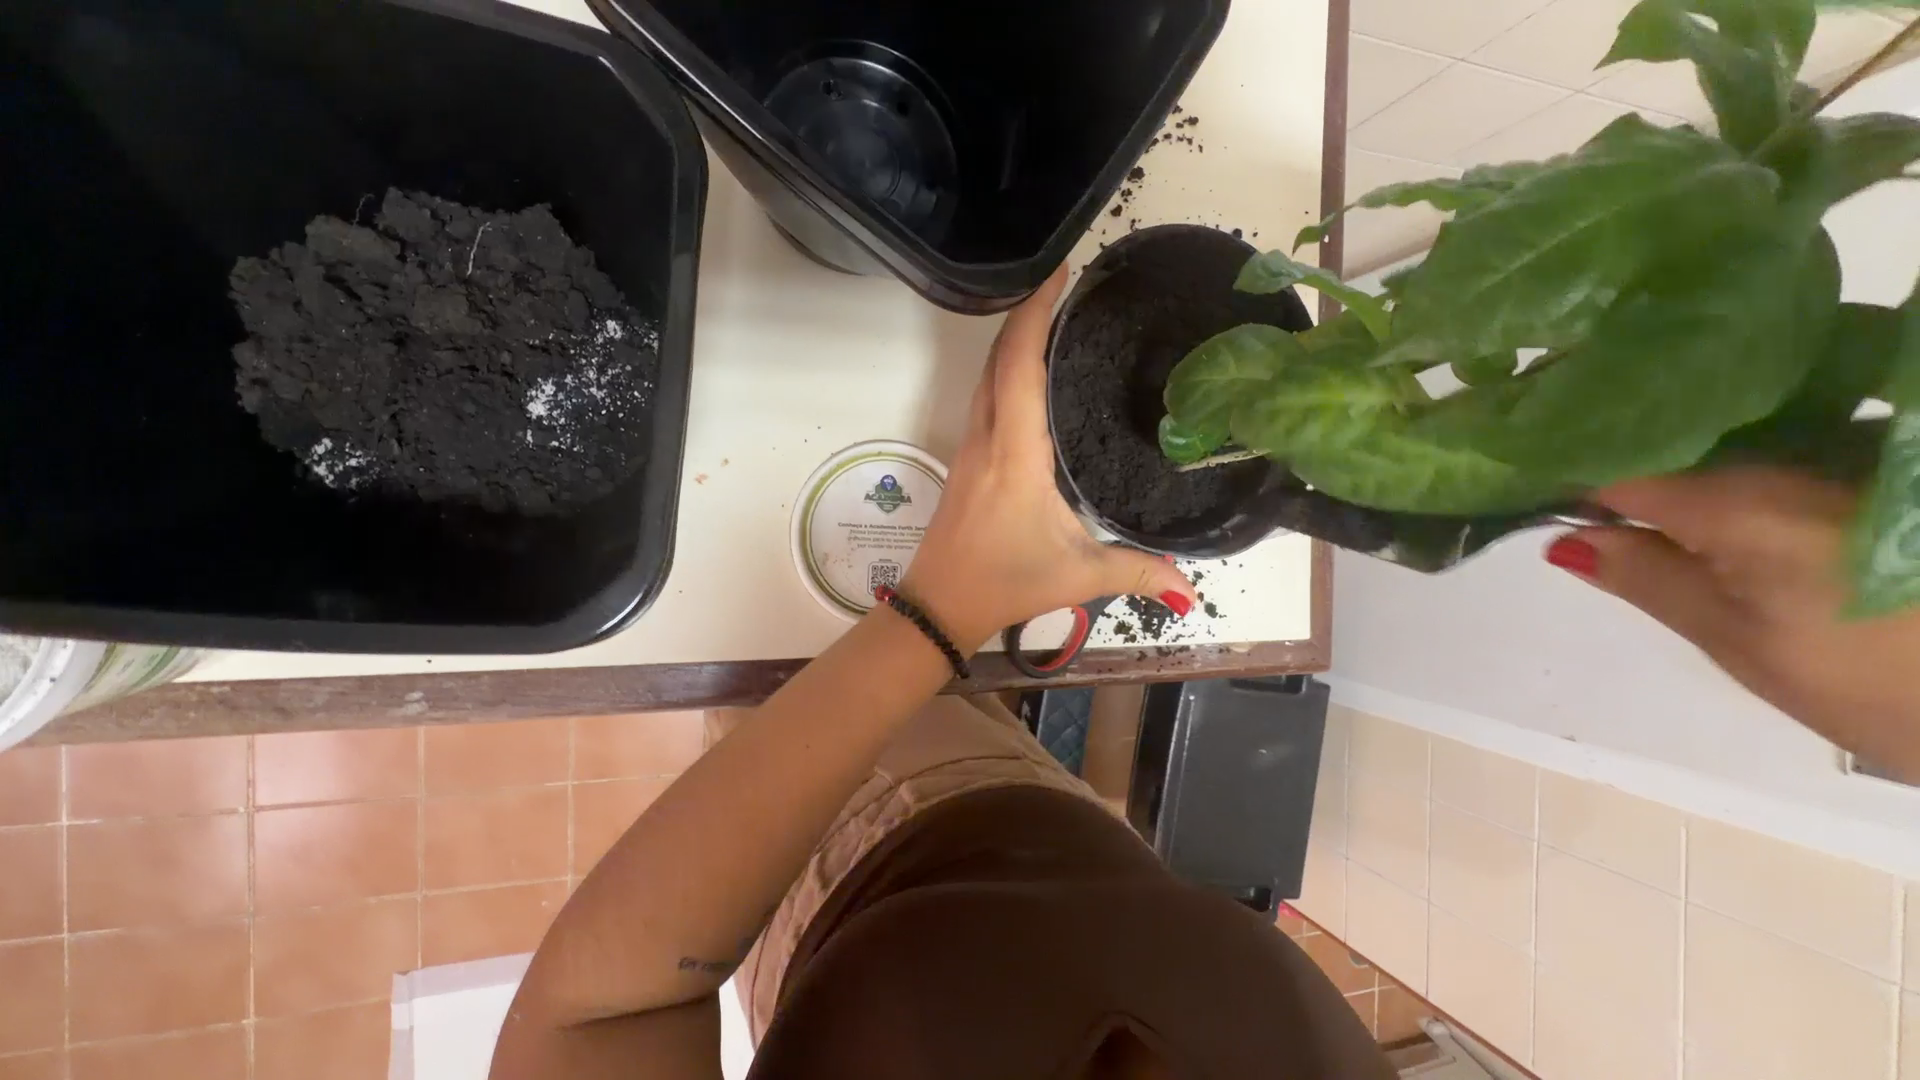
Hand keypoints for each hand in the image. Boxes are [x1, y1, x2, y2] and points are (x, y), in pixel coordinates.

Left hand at [902, 268, 1196, 650]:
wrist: (938, 606)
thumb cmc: (1003, 584)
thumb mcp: (1077, 576)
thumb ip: (1137, 572)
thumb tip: (1189, 589)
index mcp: (1014, 453)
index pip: (1018, 365)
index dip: (1035, 312)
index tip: (1059, 273)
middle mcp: (986, 438)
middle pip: (997, 358)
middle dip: (1026, 312)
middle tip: (1067, 286)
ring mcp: (970, 447)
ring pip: (985, 376)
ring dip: (1012, 340)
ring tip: (1052, 318)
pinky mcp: (966, 460)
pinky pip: (984, 397)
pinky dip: (1005, 370)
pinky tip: (1030, 374)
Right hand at [1550, 467, 1919, 780]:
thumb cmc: (1875, 687)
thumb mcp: (1739, 643)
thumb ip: (1647, 580)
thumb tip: (1561, 542)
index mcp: (1742, 503)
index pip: (1617, 469)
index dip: (1565, 478)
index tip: (1525, 491)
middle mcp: (1796, 459)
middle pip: (1675, 448)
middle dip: (1618, 470)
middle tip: (1575, 509)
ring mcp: (1851, 458)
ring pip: (1728, 448)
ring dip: (1675, 470)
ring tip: (1635, 507)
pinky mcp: (1889, 471)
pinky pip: (1783, 455)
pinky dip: (1733, 475)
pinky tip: (1715, 507)